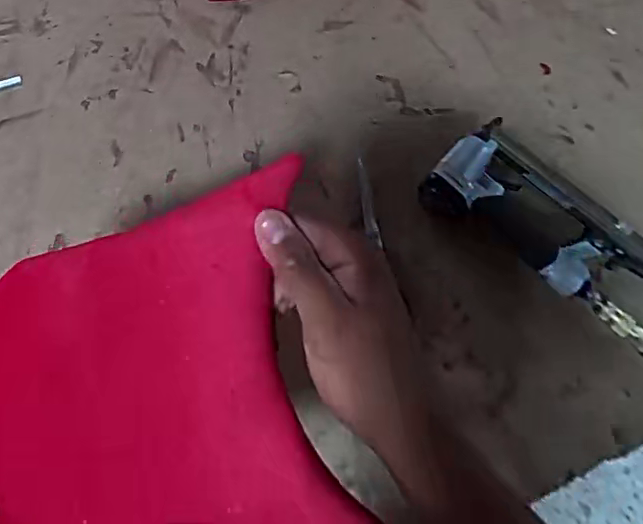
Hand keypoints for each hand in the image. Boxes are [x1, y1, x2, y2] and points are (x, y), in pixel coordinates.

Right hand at [254, 209, 539, 523]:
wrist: (398, 425)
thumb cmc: (360, 371)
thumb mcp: (322, 316)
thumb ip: (296, 266)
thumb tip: (266, 218)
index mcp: (355, 251)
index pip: (303, 221)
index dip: (272, 235)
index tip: (244, 259)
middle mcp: (361, 257)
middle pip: (308, 239)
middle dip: (280, 259)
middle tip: (266, 295)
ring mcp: (361, 281)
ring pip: (312, 262)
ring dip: (288, 278)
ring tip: (276, 309)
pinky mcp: (356, 304)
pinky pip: (321, 283)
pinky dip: (302, 293)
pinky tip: (291, 314)